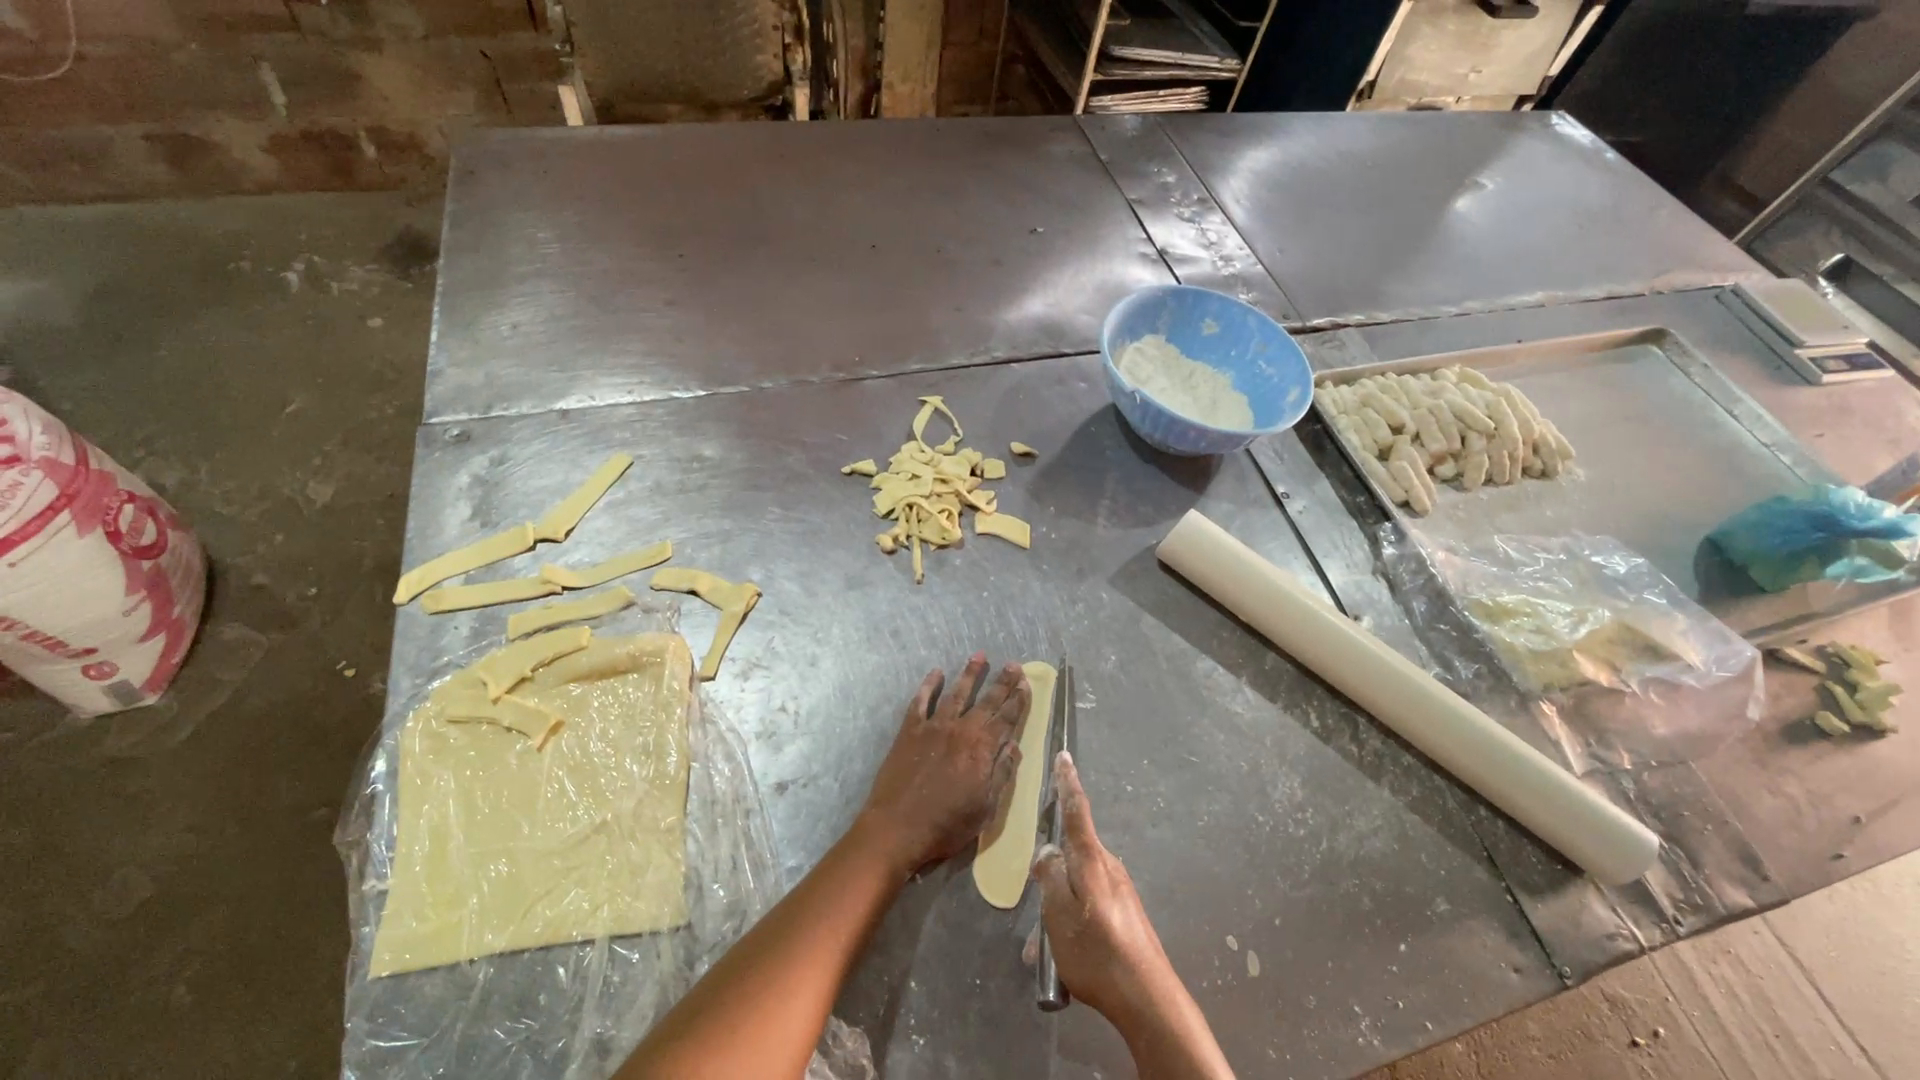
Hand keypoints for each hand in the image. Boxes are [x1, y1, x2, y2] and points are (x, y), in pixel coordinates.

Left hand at [857, 654, 1029, 874]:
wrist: (897, 828)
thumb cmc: (946, 825)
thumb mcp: (985, 808)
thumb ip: (1001, 774)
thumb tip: (1014, 746)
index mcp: (982, 750)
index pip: (1007, 719)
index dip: (1018, 701)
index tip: (1026, 685)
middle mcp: (960, 730)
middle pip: (986, 701)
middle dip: (1002, 682)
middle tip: (1014, 665)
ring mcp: (933, 727)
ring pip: (955, 693)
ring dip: (969, 674)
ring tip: (979, 656)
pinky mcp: (909, 731)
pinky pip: (920, 701)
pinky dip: (928, 685)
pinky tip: (935, 673)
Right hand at [1031, 751, 1181, 1023]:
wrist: (1147, 998)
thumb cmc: (1098, 953)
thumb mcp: (1059, 915)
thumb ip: (1050, 877)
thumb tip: (1047, 852)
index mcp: (1092, 861)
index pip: (1077, 811)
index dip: (1068, 783)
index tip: (1065, 756)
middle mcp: (1109, 867)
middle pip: (1071, 853)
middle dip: (1049, 875)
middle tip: (1035, 903)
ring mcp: (1119, 890)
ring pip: (1076, 886)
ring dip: (1056, 909)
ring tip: (1043, 949)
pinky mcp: (1122, 912)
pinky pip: (1086, 905)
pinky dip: (1069, 923)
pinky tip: (1060, 956)